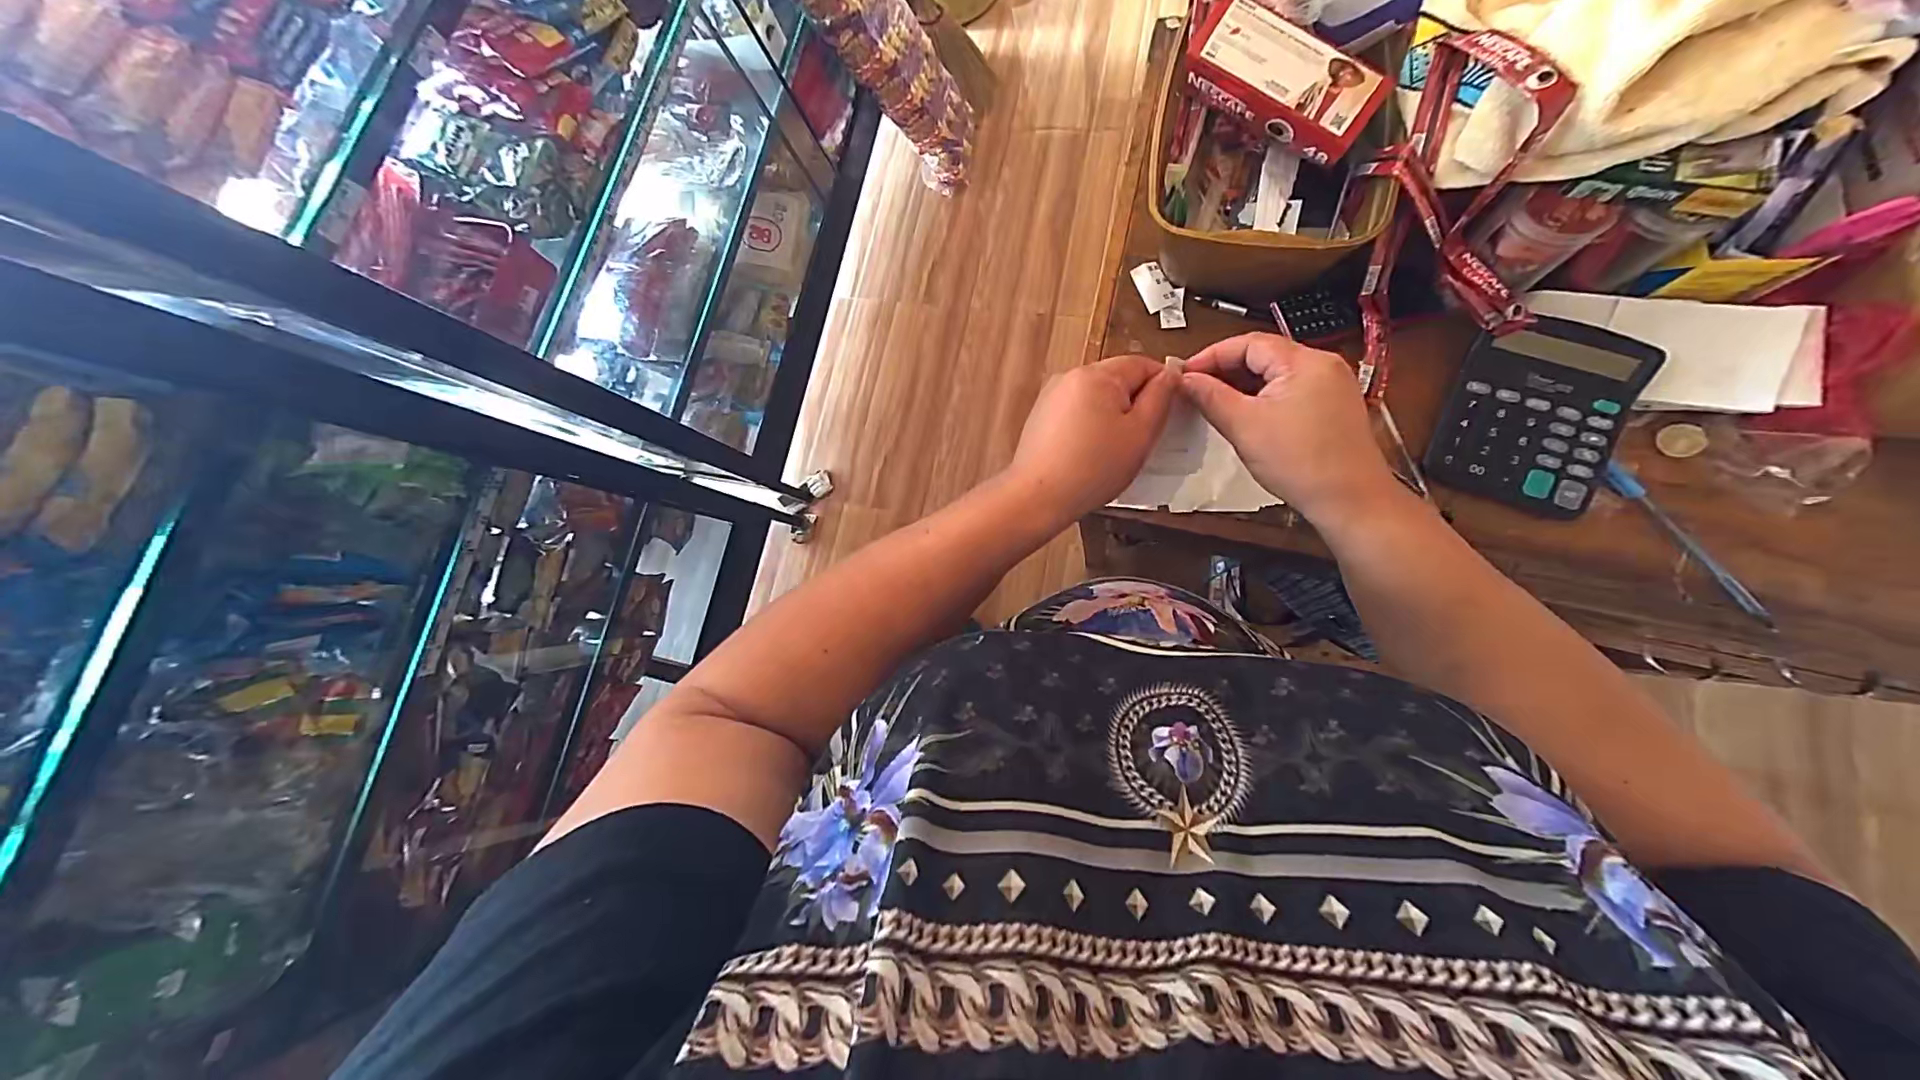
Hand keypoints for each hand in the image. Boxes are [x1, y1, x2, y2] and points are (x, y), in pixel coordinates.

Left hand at [1005, 354, 1177, 523]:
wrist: (1037, 498)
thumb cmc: (1088, 471)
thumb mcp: (1141, 434)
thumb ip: (1161, 398)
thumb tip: (1171, 374)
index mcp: (1096, 375)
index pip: (1143, 364)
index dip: (1163, 387)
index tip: (1168, 412)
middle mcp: (1070, 377)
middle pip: (1119, 380)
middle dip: (1135, 406)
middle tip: (1140, 439)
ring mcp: (1052, 397)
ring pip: (1098, 399)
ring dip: (1112, 419)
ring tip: (1112, 452)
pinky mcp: (1042, 417)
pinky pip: (1078, 414)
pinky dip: (1090, 429)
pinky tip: (1091, 455)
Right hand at [1180, 333, 1401, 524]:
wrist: (1349, 500)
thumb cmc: (1305, 464)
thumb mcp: (1244, 426)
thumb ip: (1211, 397)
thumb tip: (1187, 379)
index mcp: (1305, 361)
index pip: (1248, 343)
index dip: (1211, 355)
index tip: (1185, 373)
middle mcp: (1323, 366)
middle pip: (1262, 355)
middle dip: (1224, 370)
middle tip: (1194, 389)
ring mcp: (1330, 387)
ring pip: (1274, 375)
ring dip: (1241, 386)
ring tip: (1213, 404)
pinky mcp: (1331, 408)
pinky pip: (1288, 392)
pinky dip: (1261, 399)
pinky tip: (1242, 416)